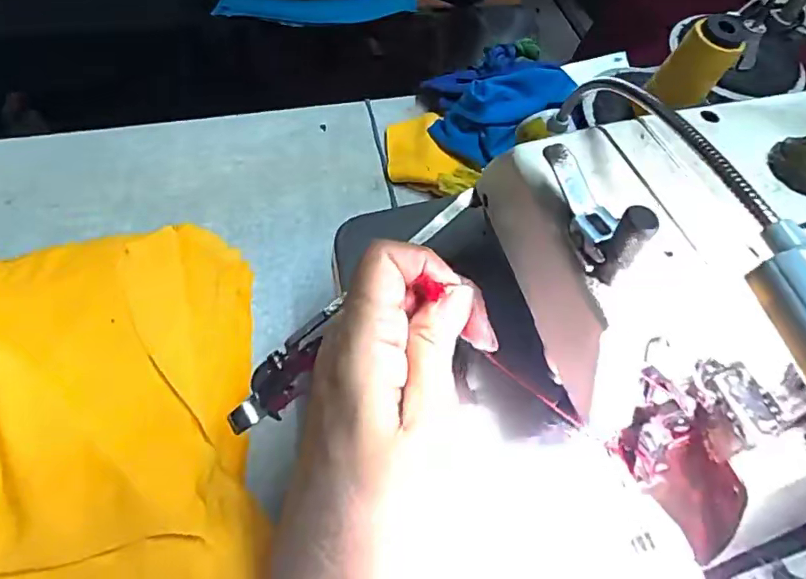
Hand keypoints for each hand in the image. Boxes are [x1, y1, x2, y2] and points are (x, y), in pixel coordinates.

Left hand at [270, 240, 497, 578]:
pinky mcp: (342, 384)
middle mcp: (340, 343)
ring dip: (429, 322)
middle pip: (389, 280)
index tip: (461, 302)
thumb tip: (451, 292)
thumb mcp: (426, 421)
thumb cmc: (379, 506)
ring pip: (388, 309)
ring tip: (458, 361)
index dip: (428, 265)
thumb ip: (435, 344)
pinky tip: (432, 383)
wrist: (331, 565)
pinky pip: (380, 340)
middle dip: (437, 295)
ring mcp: (337, 363)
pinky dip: (412, 346)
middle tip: (473, 335)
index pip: (383, 257)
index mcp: (359, 343)